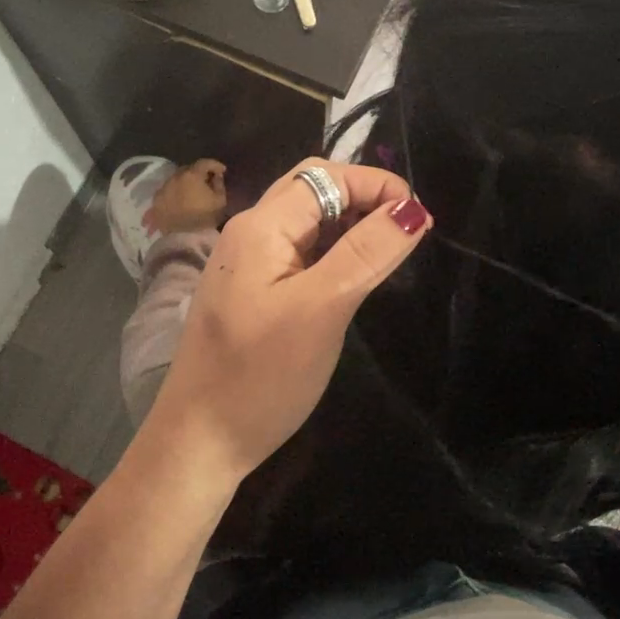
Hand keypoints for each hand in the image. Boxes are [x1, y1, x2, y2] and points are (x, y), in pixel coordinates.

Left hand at [145, 158, 431, 481]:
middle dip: (364, 198)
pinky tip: (354, 276)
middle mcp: (249, 233)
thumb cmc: (261, 376)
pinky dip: (333, 251)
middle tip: (406, 232)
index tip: (419, 219)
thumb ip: (366, 253)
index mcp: (260, 226)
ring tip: (389, 252)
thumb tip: (412, 208)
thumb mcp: (322, 309)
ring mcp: (248, 264)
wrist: (200, 441)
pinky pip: (299, 252)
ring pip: (307, 222)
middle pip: (313, 190)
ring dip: (350, 224)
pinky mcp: (252, 293)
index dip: (375, 185)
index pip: (325, 176)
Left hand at [147, 159, 227, 233]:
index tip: (222, 171)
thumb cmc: (204, 218)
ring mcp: (163, 188)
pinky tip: (180, 199)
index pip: (204, 163)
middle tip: (207, 181)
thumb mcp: (220, 201)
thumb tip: (216, 176)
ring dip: (185, 182)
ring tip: (192, 191)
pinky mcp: (156, 200)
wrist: (182, 239)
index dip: (215, 165)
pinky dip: (175, 192)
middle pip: (188, 169)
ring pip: (176, 179)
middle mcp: (175, 178)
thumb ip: (219, 184)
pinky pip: (168, 191)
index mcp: (192, 175)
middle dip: (199, 173)